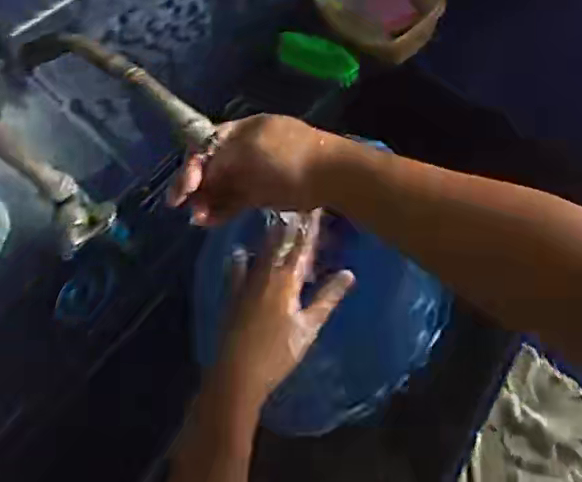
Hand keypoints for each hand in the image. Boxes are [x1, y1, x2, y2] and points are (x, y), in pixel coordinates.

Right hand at [169, 114, 343, 226]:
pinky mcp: (263, 194)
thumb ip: (221, 158)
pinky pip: (235, 200)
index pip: (208, 141)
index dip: (192, 160)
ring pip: (221, 185)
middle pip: (212, 164)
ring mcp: (256, 171)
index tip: (185, 183)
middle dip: (195, 183)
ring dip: (205, 200)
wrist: (331, 176)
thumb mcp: (250, 149)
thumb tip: (202, 170)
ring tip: (197, 218)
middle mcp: (248, 148)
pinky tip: (208, 220)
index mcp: (246, 129)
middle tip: (181, 203)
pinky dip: (220, 210)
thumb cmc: (289, 156)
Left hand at [210, 210, 356, 406]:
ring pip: (261, 251)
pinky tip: (240, 252)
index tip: (317, 205)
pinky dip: (242, 257)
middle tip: (299, 208)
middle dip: (291, 225)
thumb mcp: (308, 327)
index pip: (303, 245)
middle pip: (281, 242)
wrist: (235, 376)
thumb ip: (327, 298)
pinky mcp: (233, 295)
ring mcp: (246, 282)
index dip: (311, 226)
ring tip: (277, 220)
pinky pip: (237, 268)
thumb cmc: (277, 354)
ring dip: (271, 236)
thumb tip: (348, 272)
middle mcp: (266, 273)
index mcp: (287, 278)